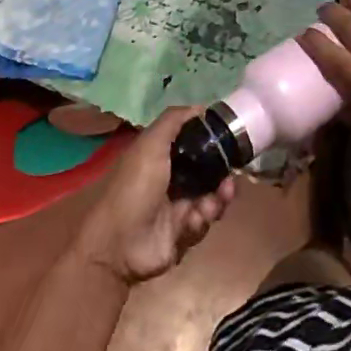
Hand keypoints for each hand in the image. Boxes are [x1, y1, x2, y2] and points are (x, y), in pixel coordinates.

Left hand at [75, 108, 235, 284]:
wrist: (121, 243)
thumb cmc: (135, 186)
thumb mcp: (151, 143)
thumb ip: (173, 121)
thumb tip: (200, 107)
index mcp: (160, 155)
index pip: (193, 143)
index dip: (211, 142)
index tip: (229, 141)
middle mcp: (170, 178)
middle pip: (207, 172)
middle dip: (221, 175)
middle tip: (229, 179)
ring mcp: (177, 206)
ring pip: (210, 197)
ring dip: (216, 199)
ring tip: (212, 203)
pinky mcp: (183, 233)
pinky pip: (203, 222)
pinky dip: (201, 219)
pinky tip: (192, 220)